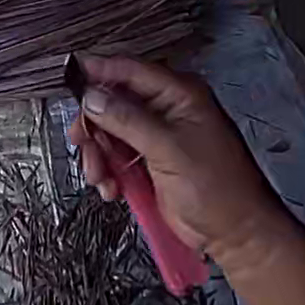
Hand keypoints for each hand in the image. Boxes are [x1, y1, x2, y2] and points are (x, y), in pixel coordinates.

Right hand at [67, 55, 287, 268]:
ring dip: (98, 154)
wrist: (235, 234)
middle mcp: (164, 108)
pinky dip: (107, 171)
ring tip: (100, 178)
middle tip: (81, 144)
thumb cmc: (214, 185)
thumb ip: (127, 120)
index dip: (99, 71)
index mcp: (178, 93)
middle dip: (94, 125)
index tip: (69, 76)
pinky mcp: (148, 161)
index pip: (131, 70)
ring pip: (109, 131)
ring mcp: (155, 136)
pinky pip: (114, 156)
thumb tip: (91, 97)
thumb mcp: (169, 148)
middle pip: (113, 102)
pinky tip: (112, 189)